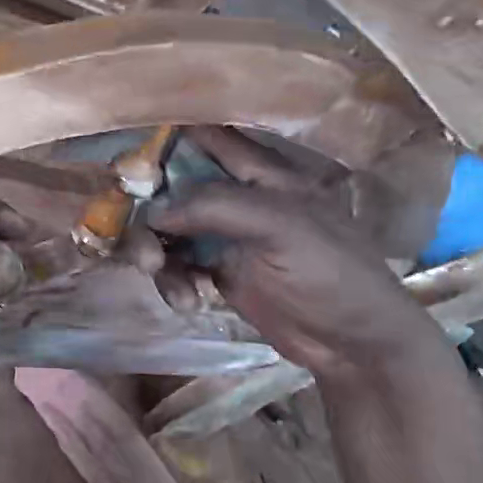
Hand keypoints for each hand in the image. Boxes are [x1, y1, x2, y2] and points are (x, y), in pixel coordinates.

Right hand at [147, 126, 442, 378]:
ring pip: (167, 228)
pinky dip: (172, 281)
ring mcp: (224, 235)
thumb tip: (153, 210)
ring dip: (154, 250)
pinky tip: (187, 301)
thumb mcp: (282, 228)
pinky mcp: (216, 270)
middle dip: (149, 209)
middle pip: (173, 186)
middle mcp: (236, 197)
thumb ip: (217, 206)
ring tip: (158, 273)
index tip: (127, 148)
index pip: (207, 137)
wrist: (356, 347)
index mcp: (261, 172)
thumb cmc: (331, 274)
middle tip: (141, 236)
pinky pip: (175, 265)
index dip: (167, 136)